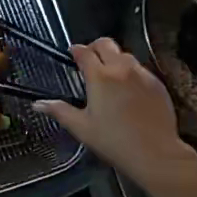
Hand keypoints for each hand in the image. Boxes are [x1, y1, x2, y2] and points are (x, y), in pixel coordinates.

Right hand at [36, 39, 196, 194]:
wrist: (154, 152)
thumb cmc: (113, 140)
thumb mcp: (80, 127)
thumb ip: (59, 111)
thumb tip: (38, 104)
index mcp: (100, 77)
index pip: (85, 52)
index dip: (76, 50)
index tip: (71, 53)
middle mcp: (122, 69)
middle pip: (107, 44)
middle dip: (95, 47)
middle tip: (88, 59)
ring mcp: (143, 75)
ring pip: (125, 55)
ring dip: (113, 59)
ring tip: (107, 75)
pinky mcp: (158, 84)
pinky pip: (140, 69)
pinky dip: (130, 72)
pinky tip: (126, 90)